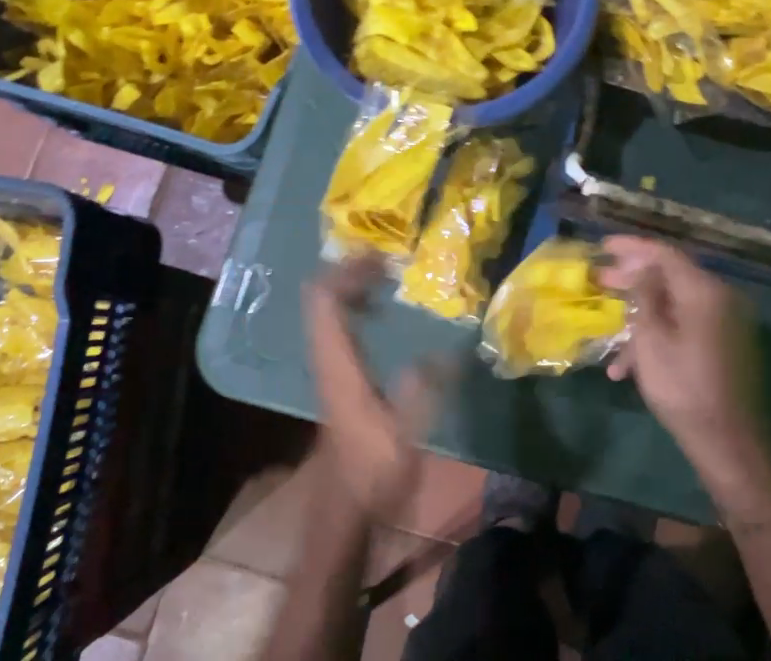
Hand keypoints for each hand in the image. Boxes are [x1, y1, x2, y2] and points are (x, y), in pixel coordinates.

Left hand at [303, 257, 441, 515]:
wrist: (344, 513)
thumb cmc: (373, 475)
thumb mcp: (405, 435)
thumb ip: (422, 391)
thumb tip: (449, 351)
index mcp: (338, 366)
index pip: (325, 301)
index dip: (347, 272)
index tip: (381, 258)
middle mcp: (326, 360)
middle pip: (322, 299)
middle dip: (350, 272)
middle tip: (387, 261)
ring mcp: (328, 370)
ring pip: (327, 313)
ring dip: (351, 289)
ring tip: (386, 277)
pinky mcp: (336, 380)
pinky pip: (337, 328)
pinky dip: (355, 309)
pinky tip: (380, 314)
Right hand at [599, 236, 770, 484]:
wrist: (729, 443)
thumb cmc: (683, 387)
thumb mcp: (651, 340)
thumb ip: (645, 295)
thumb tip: (642, 268)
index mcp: (705, 291)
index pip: (664, 253)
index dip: (631, 247)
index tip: (602, 246)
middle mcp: (721, 298)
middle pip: (670, 277)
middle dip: (632, 280)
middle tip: (598, 281)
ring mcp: (726, 323)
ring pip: (675, 306)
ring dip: (641, 317)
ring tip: (607, 333)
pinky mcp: (725, 345)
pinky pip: (686, 327)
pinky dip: (660, 337)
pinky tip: (629, 368)